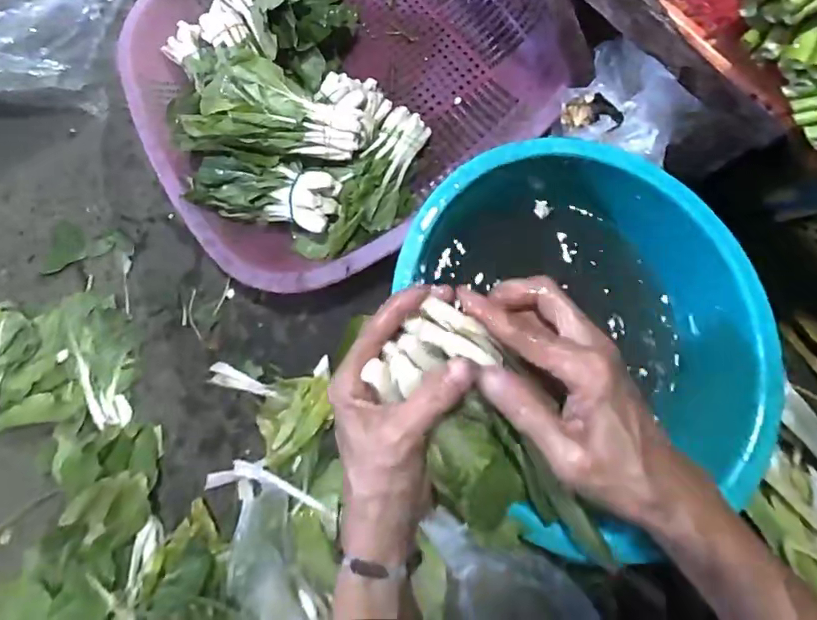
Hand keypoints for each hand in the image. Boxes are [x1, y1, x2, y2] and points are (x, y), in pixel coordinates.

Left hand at [329, 284, 475, 563]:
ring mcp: (385, 394)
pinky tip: (462, 352)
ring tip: (460, 319)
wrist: (384, 527)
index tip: (430, 288)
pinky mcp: (404, 408)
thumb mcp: (402, 435)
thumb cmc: (380, 479)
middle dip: (420, 317)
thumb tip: (466, 361)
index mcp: (351, 378)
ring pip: (410, 354)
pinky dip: (441, 362)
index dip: (401, 305)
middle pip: (393, 336)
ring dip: (432, 337)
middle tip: (452, 299)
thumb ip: (431, 397)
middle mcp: (366, 379)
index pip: (376, 330)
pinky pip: (423, 375)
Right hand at [458, 277, 723, 542]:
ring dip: (520, 301)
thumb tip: (480, 371)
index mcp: (585, 368)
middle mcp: (594, 344)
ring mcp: (598, 345)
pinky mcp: (597, 353)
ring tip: (488, 317)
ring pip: (554, 302)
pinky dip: (531, 316)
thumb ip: (523, 410)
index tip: (461, 296)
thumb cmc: (615, 476)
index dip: (490, 314)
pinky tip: (512, 336)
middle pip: (547, 294)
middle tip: (477, 306)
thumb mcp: (564, 456)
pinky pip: (559, 319)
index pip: (527, 332)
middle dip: (509, 292)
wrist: (664, 484)